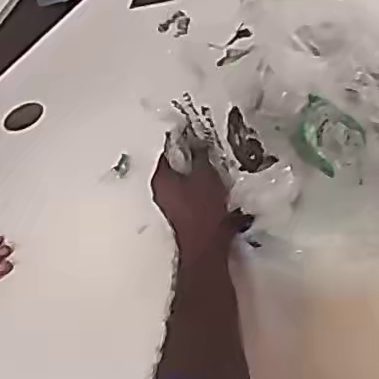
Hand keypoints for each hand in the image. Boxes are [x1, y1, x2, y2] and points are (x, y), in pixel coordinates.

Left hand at [152, 133, 232, 266]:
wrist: (206, 247)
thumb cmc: (201, 207)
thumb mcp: (205, 173)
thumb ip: (200, 154)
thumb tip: (197, 139)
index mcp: (160, 178)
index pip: (166, 150)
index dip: (181, 139)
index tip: (196, 131)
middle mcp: (160, 192)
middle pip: (174, 168)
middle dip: (190, 158)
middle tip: (208, 148)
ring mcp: (170, 207)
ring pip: (184, 184)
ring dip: (198, 176)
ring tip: (217, 167)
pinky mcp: (183, 219)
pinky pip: (192, 198)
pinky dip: (202, 192)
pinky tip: (218, 189)